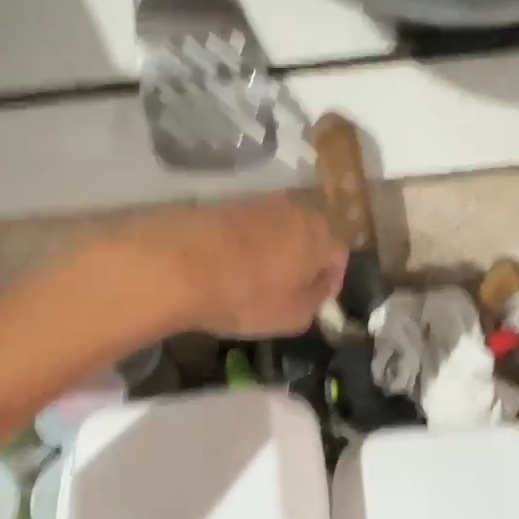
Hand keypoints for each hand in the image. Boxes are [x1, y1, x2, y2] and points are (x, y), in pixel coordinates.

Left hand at [105, 195, 348, 337]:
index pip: (339, 257)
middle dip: (304, 262)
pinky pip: (247, 227)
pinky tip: (229, 266)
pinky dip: (246, 245)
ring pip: (278, 229)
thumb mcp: (292, 317)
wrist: (179, 264)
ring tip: (255, 279)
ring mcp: (258, 201)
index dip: (330, 283)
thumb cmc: (247, 295)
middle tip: (288, 289)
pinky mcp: (225, 202)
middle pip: (310, 236)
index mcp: (320, 235)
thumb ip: (314, 303)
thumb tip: (314, 292)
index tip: (316, 302)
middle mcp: (295, 209)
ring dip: (274, 251)